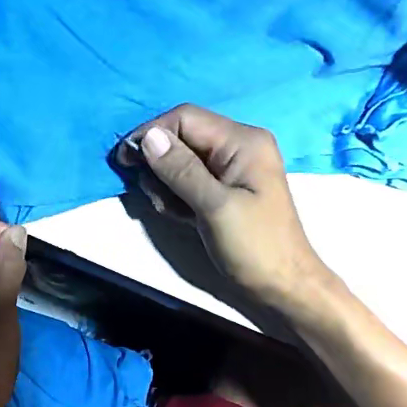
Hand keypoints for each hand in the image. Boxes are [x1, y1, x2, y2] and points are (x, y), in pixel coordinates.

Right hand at [121, 104, 333, 313]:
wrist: (283, 288)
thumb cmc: (254, 246)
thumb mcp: (214, 206)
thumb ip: (180, 170)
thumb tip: (148, 137)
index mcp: (242, 141)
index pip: (185, 118)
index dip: (151, 134)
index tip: (124, 161)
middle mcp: (237, 147)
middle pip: (181, 138)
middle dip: (158, 165)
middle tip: (155, 197)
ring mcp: (230, 170)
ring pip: (180, 162)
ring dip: (165, 185)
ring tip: (172, 213)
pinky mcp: (222, 191)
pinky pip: (188, 182)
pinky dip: (176, 197)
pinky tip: (182, 218)